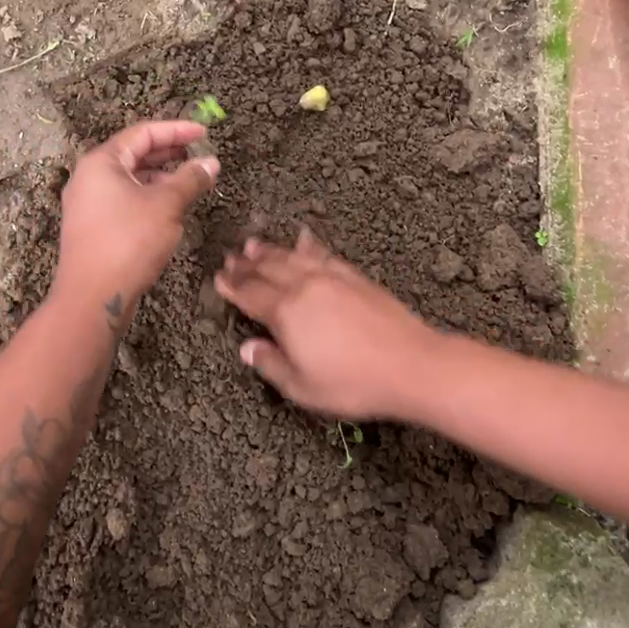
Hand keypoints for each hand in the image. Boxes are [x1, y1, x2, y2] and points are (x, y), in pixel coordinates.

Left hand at [56, 120, 219, 302]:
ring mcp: (88, 204)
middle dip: (169, 153)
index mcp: (102, 162)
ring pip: (130, 179)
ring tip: (191, 182)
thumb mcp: (166, 205)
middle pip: (134, 154)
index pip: (142, 133)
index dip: (176, 130)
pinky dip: (149, 197)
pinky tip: (171, 208)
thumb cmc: (128, 241)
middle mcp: (89, 177)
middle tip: (198, 155)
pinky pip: (125, 200)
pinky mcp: (93, 227)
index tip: (203, 133)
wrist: (92, 296)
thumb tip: (211, 163)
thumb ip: (190, 180)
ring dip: (161, 177)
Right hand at [215, 229, 440, 419]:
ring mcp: (331, 277)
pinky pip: (322, 254)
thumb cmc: (353, 382)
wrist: (410, 363)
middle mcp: (304, 287)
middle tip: (230, 258)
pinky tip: (303, 239)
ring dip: (271, 250)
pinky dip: (308, 246)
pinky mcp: (354, 276)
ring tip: (254, 244)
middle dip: (246, 264)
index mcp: (286, 313)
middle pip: (268, 270)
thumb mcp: (303, 387)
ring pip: (292, 257)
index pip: (250, 295)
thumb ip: (271, 365)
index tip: (219, 279)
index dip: (232, 287)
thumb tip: (248, 348)